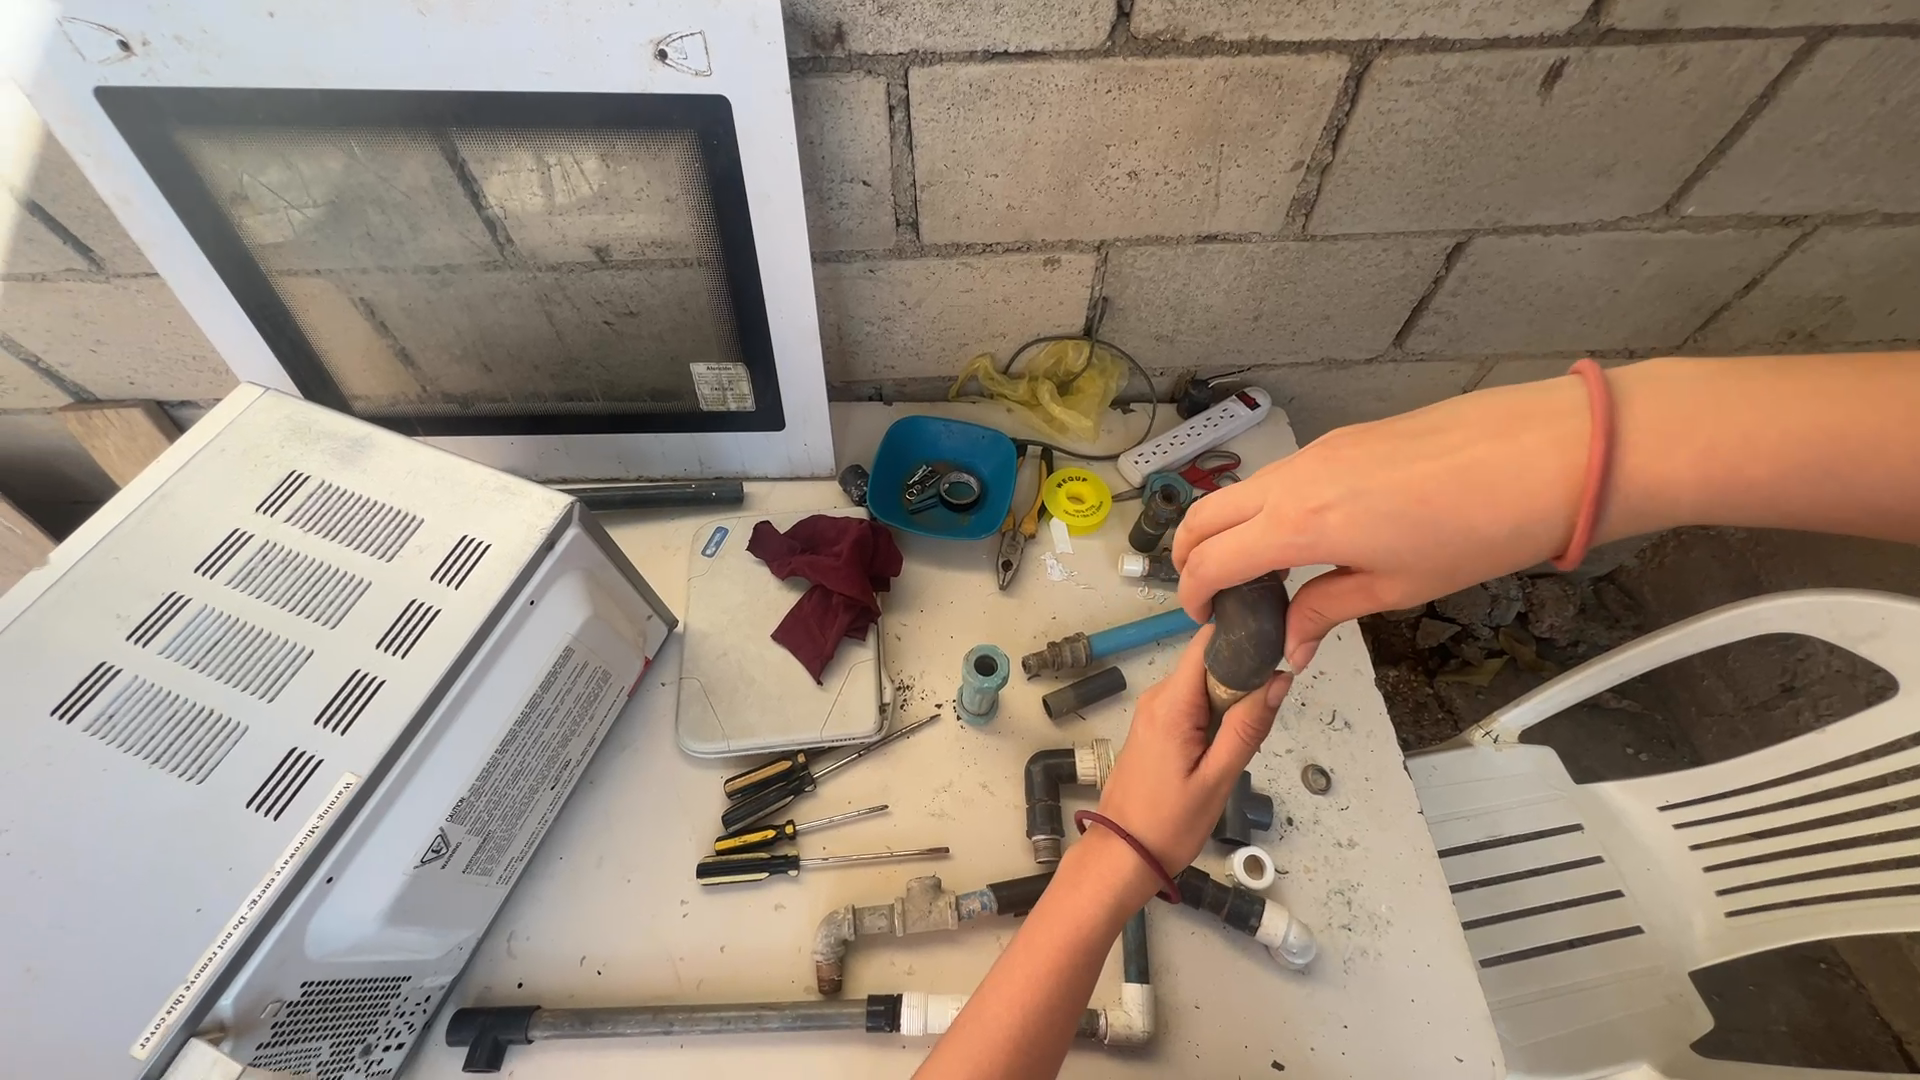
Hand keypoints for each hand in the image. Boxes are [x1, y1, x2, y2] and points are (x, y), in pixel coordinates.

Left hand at [1092, 626, 1290, 887]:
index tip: (1275, 652)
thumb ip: (1248, 727)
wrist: (1123, 852)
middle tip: (1268, 711)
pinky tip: (1223, 744)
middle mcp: (1157, 697)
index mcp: (1171, 704)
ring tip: (1247, 734)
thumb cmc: (1169, 823)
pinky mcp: (1153, 725)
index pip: (1206, 643)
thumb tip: (1278, 680)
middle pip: (1207, 663)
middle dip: (1242, 677)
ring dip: (1229, 699)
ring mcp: (1152, 710)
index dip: (1241, 639)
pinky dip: (1213, 714)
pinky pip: (1190, 704)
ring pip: (1201, 684)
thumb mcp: (1218, 778)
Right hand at [1171, 374, 1591, 671]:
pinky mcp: (1338, 440)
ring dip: (1225, 529)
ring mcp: (1312, 453)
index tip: (1200, 617)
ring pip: (1238, 493)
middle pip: (1204, 515)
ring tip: (1252, 567)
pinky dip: (1262, 508)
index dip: (1193, 592)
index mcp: (1298, 526)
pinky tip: (1300, 532)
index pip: (1212, 560)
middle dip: (1187, 553)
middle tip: (1203, 589)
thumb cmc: (1477, 532)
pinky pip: (1277, 477)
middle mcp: (1290, 482)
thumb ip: (1326, 611)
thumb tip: (1291, 648)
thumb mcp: (1398, 586)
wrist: (1551, 450)